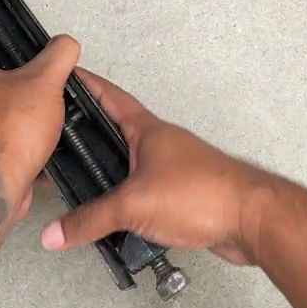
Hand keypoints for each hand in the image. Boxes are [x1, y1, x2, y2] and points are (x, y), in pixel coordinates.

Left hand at [0, 35, 79, 217]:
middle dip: (26, 95)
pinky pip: (4, 146)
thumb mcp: (45, 80)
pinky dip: (22, 147)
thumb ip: (58, 55)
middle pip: (0, 89)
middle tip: (45, 96)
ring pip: (3, 119)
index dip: (17, 58)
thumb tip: (66, 44)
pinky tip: (41, 148)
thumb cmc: (8, 133)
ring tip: (46, 123)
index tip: (35, 64)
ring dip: (25, 123)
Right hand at [41, 69, 278, 264]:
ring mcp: (169, 168)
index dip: (85, 84)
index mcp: (146, 130)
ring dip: (106, 169)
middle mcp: (158, 144)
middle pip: (115, 129)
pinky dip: (123, 201)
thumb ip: (91, 219)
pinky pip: (141, 192)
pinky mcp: (178, 195)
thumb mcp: (135, 205)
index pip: (108, 96)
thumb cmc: (204, 193)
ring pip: (128, 163)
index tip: (65, 75)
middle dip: (87, 129)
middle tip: (60, 129)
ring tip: (78, 179)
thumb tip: (56, 232)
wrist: (250, 220)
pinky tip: (112, 218)